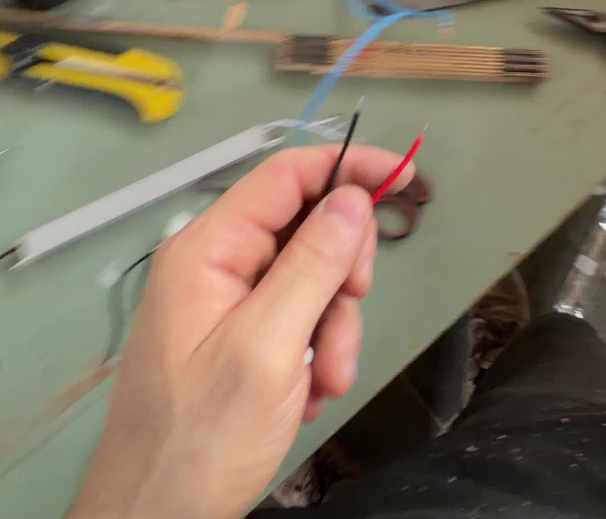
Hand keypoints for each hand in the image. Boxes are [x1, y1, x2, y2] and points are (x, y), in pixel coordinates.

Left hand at [68, 144, 409, 518]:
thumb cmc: (203, 439)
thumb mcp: (268, 349)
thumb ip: (312, 265)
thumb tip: (352, 196)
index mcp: (210, 248)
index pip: (288, 175)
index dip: (348, 167)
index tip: (403, 176)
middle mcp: (219, 261)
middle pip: (308, 224)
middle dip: (341, 268)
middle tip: (352, 305)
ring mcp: (229, 298)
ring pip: (313, 274)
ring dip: (335, 323)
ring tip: (325, 378)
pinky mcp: (242, 332)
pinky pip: (302, 313)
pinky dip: (319, 346)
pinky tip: (309, 390)